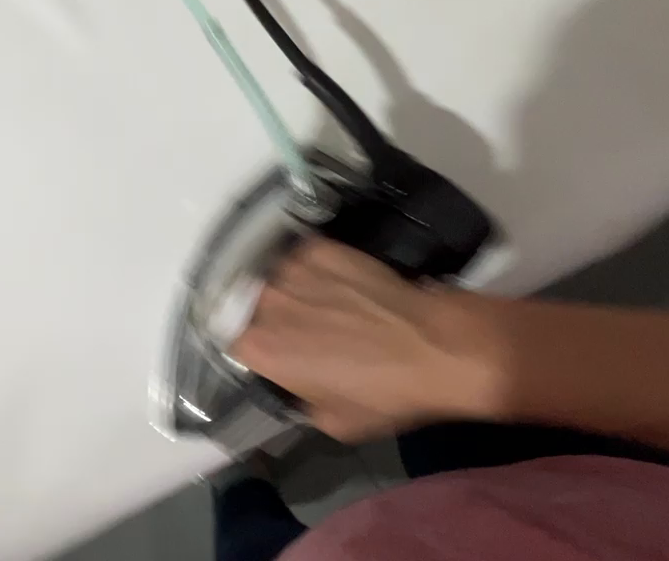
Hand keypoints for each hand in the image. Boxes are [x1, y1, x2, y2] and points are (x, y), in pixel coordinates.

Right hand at [229, 239, 503, 440]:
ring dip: (291, 291)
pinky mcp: (316, 247)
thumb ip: (295, 398)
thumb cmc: (384, 394)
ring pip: (276, 278)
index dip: (254, 350)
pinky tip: (339, 283)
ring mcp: (289, 268)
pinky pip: (302, 258)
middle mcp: (263, 301)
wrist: (435, 346)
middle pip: (250, 306)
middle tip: (302, 330)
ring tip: (322, 303)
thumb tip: (292, 385)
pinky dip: (314, 269)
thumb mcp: (333, 422)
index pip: (234, 343)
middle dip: (270, 317)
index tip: (273, 354)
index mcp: (259, 346)